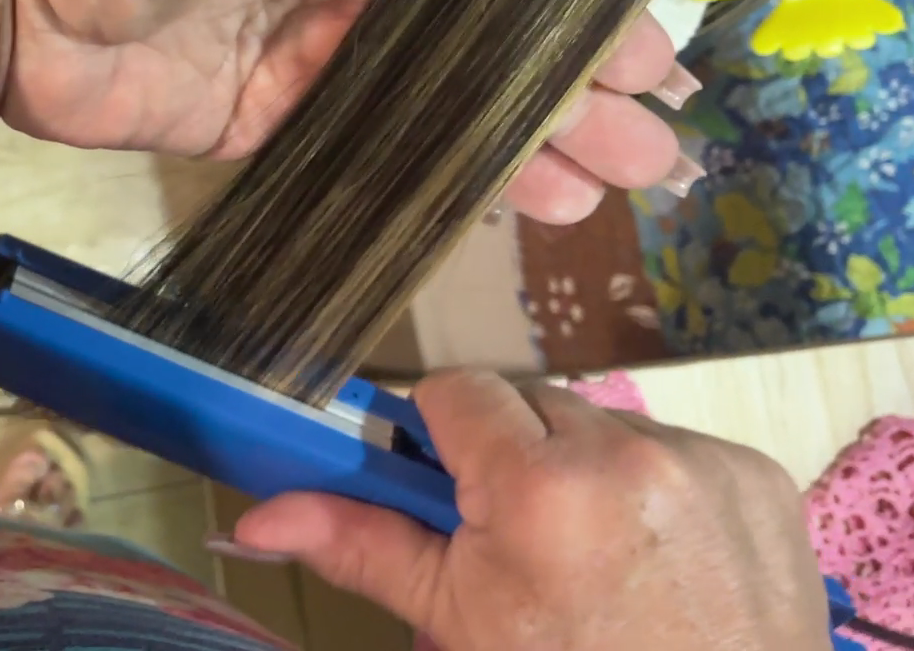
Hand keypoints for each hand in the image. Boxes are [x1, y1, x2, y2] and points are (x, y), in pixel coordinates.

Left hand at [0, 0, 690, 222]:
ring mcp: (305, 44)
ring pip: (437, 93)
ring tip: (610, 183)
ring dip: (521, 137)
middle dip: (571, 78)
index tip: (658, 38)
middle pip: (484, 22)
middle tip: (660, 137)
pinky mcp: (262, 113)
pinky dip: (435, 171)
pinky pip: (367, 142)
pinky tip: (504, 201)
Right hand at [230, 370, 828, 650]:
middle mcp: (624, 452)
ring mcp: (700, 459)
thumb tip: (247, 522)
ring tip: (588, 536)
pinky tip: (654, 541)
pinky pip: (659, 437)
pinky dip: (641, 475)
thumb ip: (352, 543)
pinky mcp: (757, 471)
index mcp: (538, 484)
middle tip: (516, 522)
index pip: (453, 388)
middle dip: (507, 446)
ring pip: (585, 416)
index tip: (455, 487)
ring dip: (572, 458)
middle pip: (521, 398)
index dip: (444, 433)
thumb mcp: (451, 615)